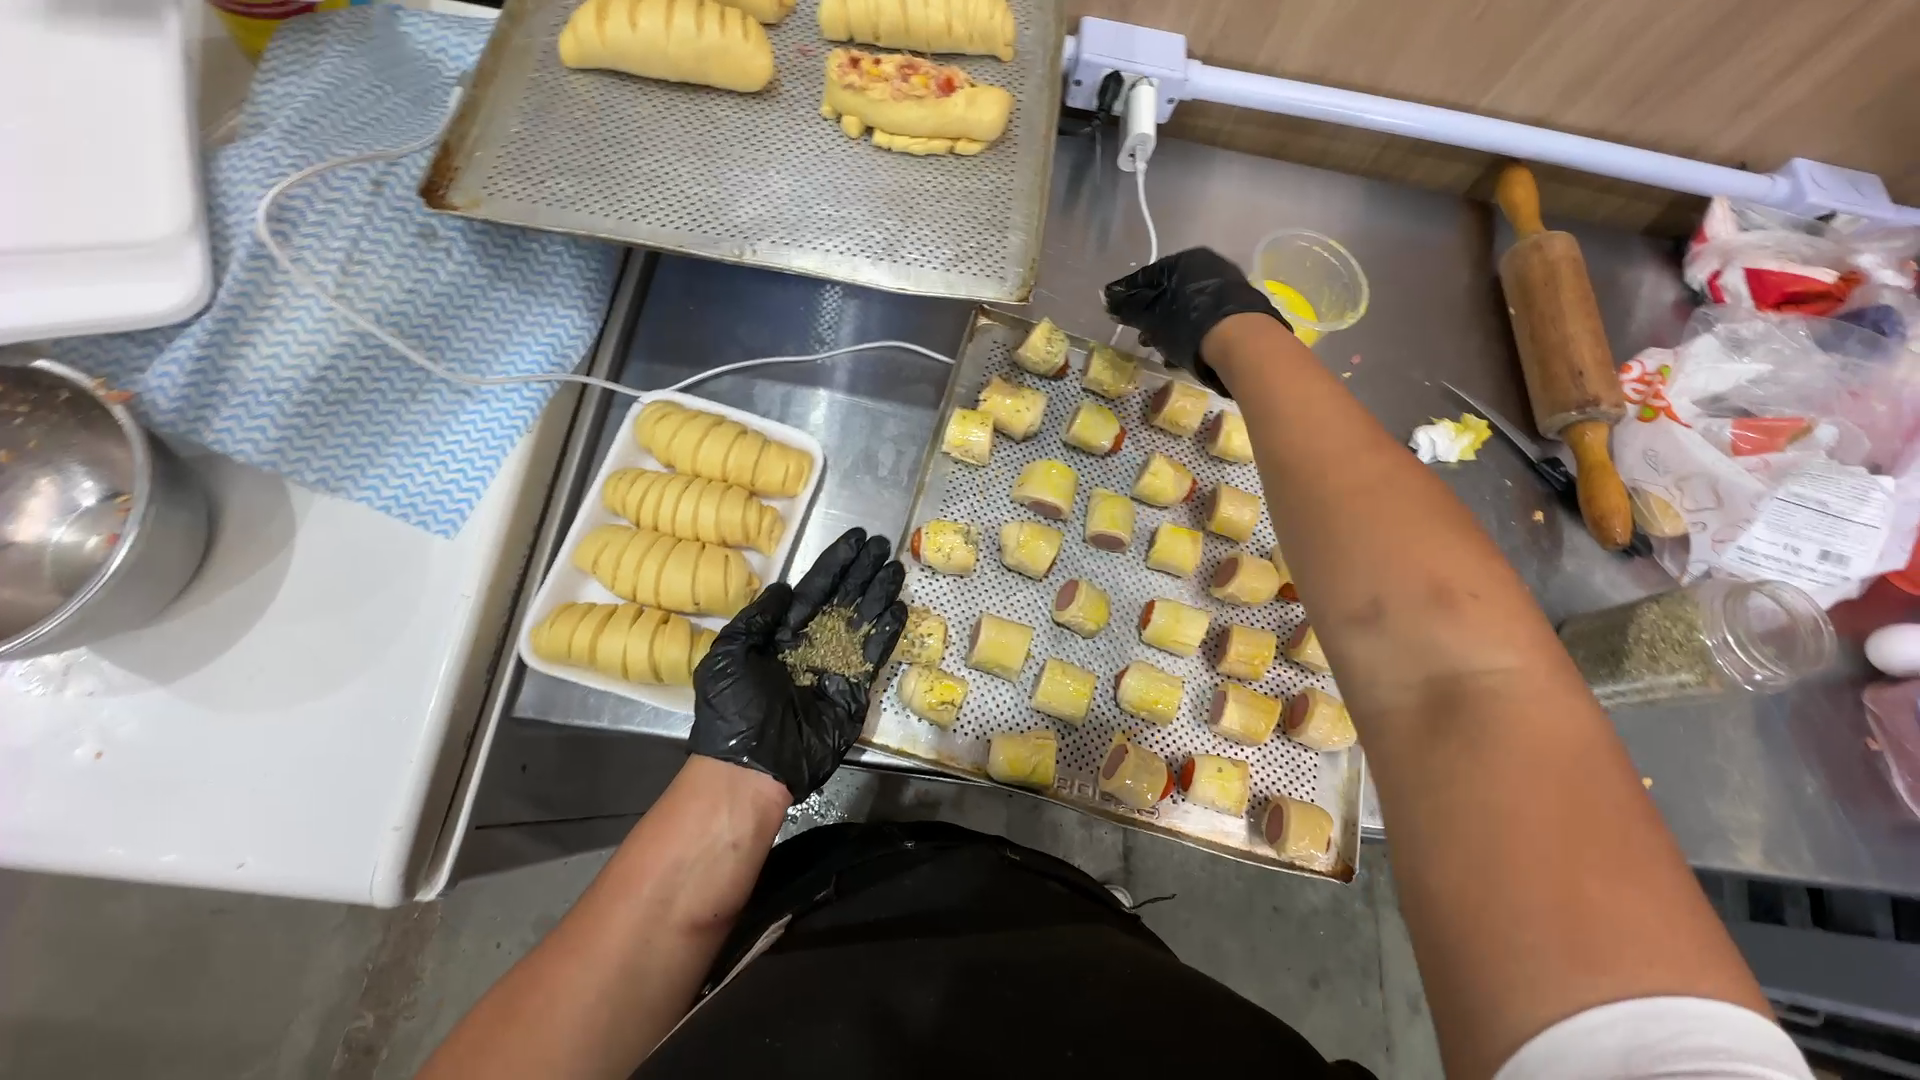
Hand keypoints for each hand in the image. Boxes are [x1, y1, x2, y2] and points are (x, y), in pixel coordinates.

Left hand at [690, 527, 907, 802]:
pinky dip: (887, 634)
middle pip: (842, 600)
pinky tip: (900, 609)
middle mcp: (810, 647)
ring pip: (862, 623)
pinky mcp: (854, 692)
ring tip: (898, 569)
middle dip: (863, 573)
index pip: (813, 590)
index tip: (856, 539)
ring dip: (880, 595)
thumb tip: (784, 587)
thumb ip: (758, 617)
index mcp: (780, 636)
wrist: (751, 766)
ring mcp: (835, 669)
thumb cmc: (733, 709)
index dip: (834, 564)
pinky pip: (874, 657)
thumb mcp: (729, 653)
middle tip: (884, 545)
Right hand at [1103, 247, 1288, 397]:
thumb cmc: (1187, 323)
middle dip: (1151, 313)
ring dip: (1169, 325)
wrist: (1240, 341)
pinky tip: (1181, 351)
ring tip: (1157, 347)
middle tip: (1137, 332)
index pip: (1146, 275)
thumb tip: (1109, 301)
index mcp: (1184, 260)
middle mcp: (1208, 266)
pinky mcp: (1240, 309)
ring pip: (1187, 306)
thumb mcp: (1151, 317)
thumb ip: (1128, 309)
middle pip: (1169, 291)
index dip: (1126, 294)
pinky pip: (1205, 318)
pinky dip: (1190, 331)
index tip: (1112, 308)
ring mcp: (1227, 286)